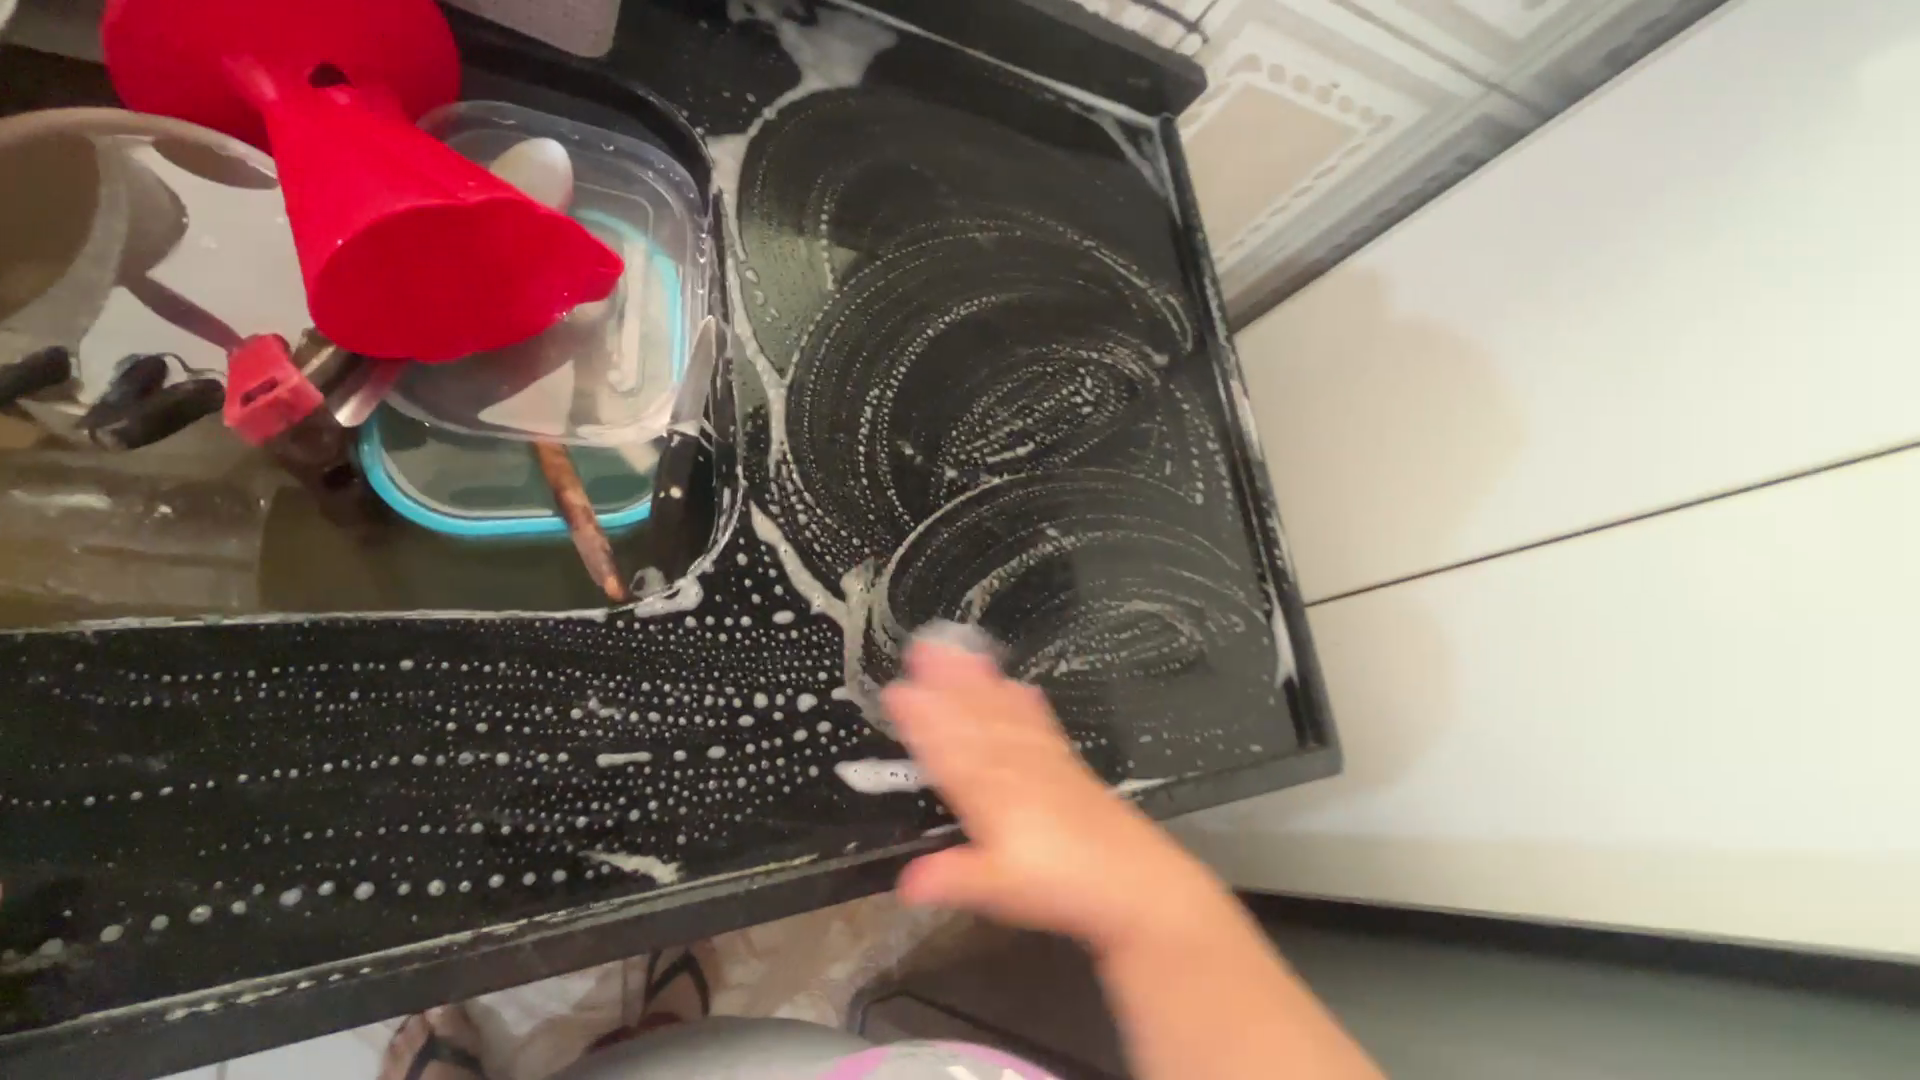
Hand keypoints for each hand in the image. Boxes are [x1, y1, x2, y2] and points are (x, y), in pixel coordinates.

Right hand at [882, 633, 1240, 956]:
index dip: (924, 722)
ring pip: (1003, 715)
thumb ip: (954, 879)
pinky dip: (1025, 703)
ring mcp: (1044, 763)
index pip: (951, 753)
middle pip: (976, 722)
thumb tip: (906, 882)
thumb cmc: (1063, 887)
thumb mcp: (1003, 891)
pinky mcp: (1067, 765)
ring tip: (960, 649)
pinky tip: (1017, 684)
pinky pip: (1039, 725)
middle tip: (924, 646)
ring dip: (979, 681)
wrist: (1137, 883)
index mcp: (995, 799)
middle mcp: (1016, 770)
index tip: (900, 690)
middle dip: (947, 684)